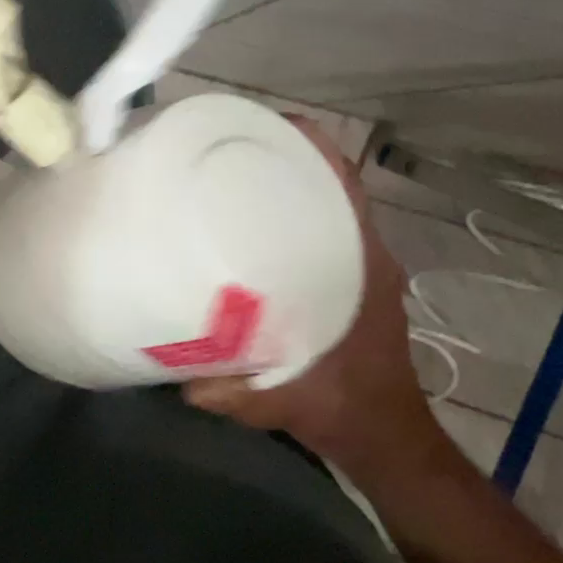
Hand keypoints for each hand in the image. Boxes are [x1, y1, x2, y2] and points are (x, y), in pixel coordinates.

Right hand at [182, 119, 443, 480]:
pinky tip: (217, 228)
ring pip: (308, 206)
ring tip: (200, 179)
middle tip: (201, 151)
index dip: (304, 144)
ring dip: (265, 186)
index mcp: (358, 265)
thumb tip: (179, 375)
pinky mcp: (329, 282)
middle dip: (266, 157)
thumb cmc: (345, 408)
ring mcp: (346, 267)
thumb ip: (231, 392)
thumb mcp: (283, 401)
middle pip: (317, 184)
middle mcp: (356, 255)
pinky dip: (266, 218)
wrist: (383, 437)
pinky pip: (300, 232)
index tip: (248, 125)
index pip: (340, 182)